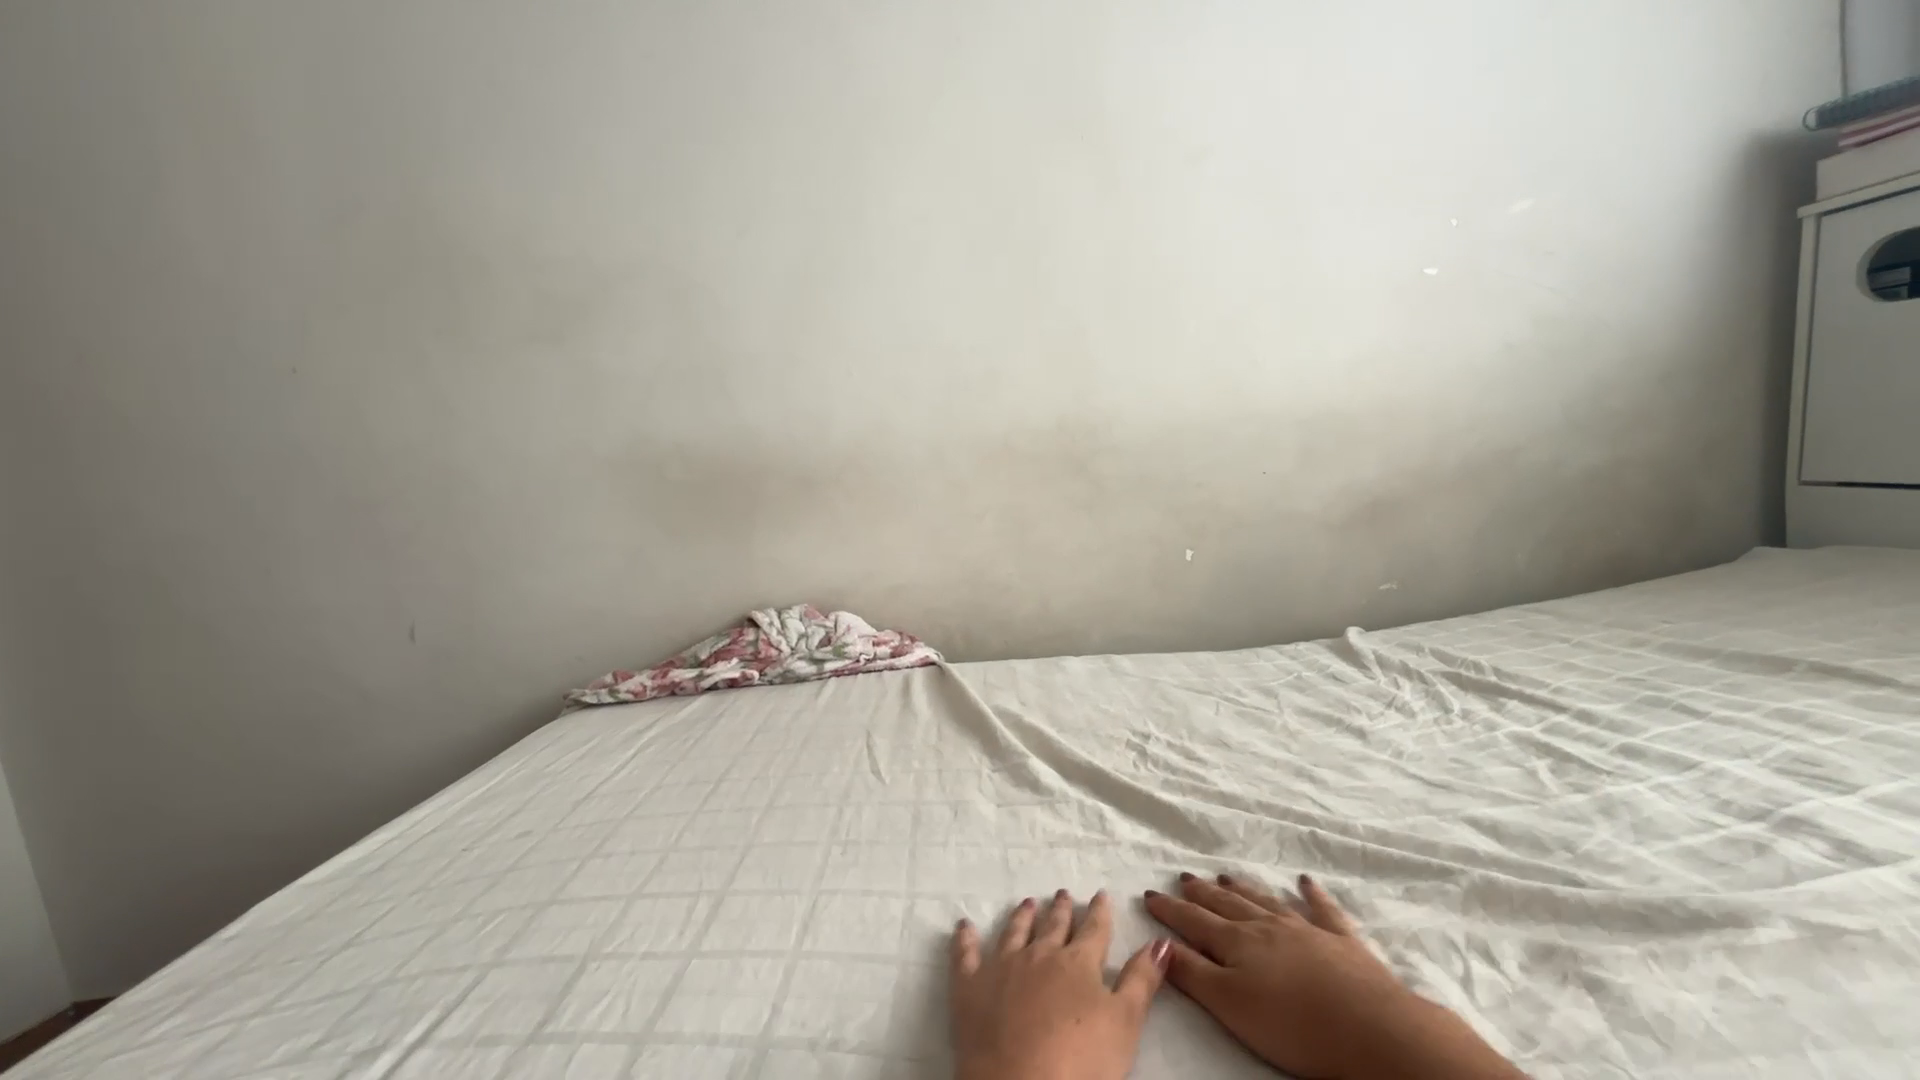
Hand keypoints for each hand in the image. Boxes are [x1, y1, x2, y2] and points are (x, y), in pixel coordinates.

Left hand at [950, 889, 1169, 1079]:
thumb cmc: (1081, 1061)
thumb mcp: (1124, 1023)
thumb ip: (1141, 980)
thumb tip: (1161, 940)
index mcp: (1078, 963)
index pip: (1094, 930)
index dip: (1099, 912)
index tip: (1101, 895)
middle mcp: (1040, 954)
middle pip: (1053, 927)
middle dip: (1061, 910)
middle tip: (1063, 893)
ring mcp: (1001, 966)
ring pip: (1014, 932)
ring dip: (1022, 917)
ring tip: (1028, 903)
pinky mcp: (969, 985)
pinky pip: (965, 954)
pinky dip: (965, 938)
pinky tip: (964, 925)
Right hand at [1146, 872, 1525, 1079]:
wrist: (1373, 1030)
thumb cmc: (1293, 1026)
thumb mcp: (1229, 1005)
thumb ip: (1192, 972)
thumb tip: (1157, 942)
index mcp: (1237, 944)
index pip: (1193, 922)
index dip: (1169, 910)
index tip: (1149, 894)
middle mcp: (1267, 928)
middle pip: (1227, 906)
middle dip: (1202, 893)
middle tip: (1184, 877)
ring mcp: (1307, 931)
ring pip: (1266, 903)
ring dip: (1243, 890)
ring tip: (1225, 877)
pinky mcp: (1343, 942)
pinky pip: (1323, 910)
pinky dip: (1312, 894)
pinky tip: (1305, 881)